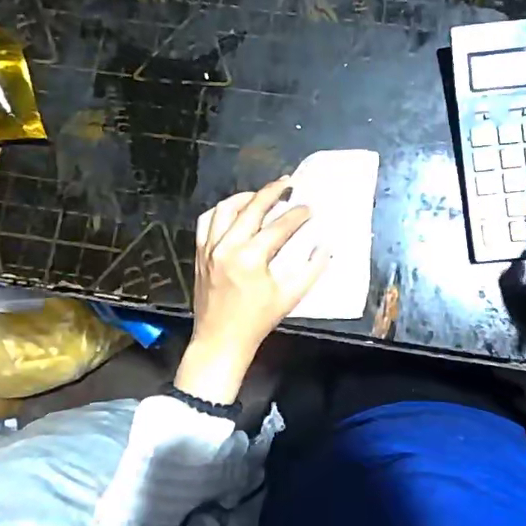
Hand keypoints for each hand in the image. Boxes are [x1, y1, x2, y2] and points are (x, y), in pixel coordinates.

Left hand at [178, 179, 329, 402]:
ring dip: (245, 197)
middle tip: (287, 183)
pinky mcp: (199, 254)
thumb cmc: (256, 321)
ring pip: (225, 209)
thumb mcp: (290, 297)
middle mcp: (227, 247)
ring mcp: (209, 248)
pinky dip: (220, 211)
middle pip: (251, 207)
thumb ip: (311, 269)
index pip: (279, 226)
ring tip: (261, 194)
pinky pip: (206, 222)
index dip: (297, 215)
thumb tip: (325, 247)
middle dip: (271, 192)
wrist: (220, 341)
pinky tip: (234, 211)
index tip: (309, 208)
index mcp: (250, 258)